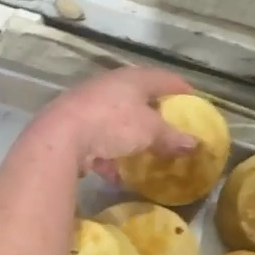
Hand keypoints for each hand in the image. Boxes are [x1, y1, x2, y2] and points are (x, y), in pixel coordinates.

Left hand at [29, 66, 197, 177]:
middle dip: (152, 114)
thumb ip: (171, 137)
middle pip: (137, 97)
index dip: (181, 89)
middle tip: (168, 128)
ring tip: (141, 154)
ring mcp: (87, 105)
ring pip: (115, 120)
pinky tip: (113, 175)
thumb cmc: (113, 124)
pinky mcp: (71, 126)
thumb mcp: (149, 132)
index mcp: (132, 79)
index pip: (163, 78)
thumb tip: (194, 144)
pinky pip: (96, 140)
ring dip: (128, 138)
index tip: (194, 101)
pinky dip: (107, 156)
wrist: (60, 136)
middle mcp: (108, 85)